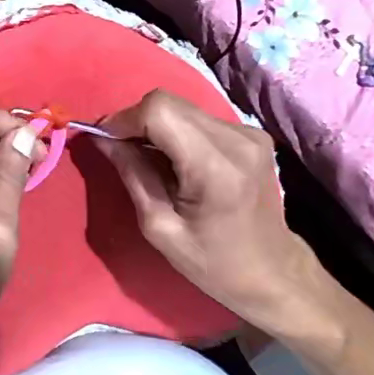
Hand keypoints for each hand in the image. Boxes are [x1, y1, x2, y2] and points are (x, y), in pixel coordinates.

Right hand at [96, 90, 323, 333]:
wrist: (271, 271)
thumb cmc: (212, 262)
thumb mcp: (159, 227)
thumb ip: (132, 174)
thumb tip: (101, 137)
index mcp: (215, 167)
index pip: (160, 110)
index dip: (125, 118)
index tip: (105, 139)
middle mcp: (237, 139)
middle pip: (170, 102)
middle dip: (136, 120)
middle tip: (119, 148)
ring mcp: (249, 133)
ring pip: (183, 107)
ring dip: (156, 125)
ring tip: (146, 156)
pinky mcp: (252, 133)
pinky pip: (200, 118)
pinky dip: (177, 131)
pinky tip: (175, 160)